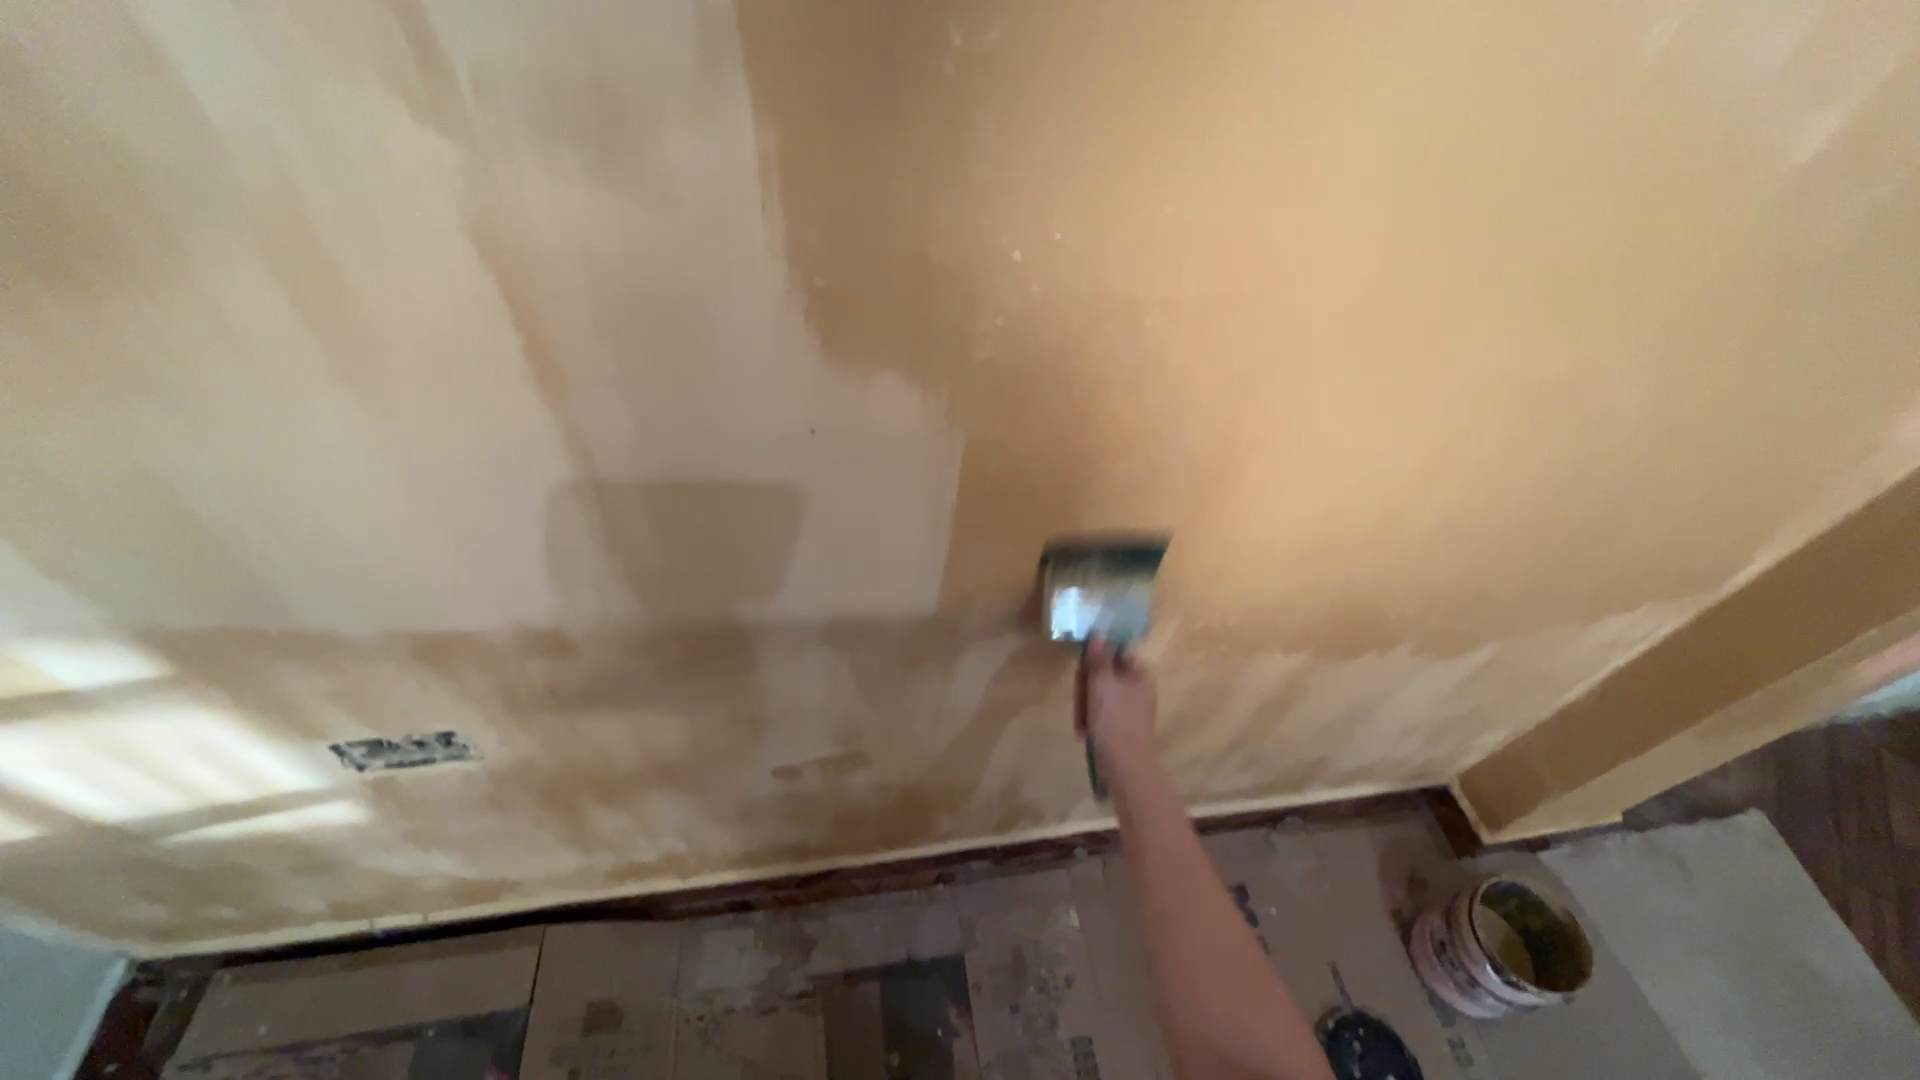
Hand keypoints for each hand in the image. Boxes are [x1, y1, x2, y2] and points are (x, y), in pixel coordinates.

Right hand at [1081, 637, 1156, 762]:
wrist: (1124, 766)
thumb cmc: (1114, 721)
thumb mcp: (1102, 684)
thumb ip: (1099, 658)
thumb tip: (1099, 633)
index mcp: (1139, 674)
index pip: (1115, 652)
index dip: (1096, 658)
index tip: (1082, 670)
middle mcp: (1137, 688)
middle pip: (1103, 673)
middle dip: (1086, 686)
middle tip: (1080, 700)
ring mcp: (1129, 708)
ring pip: (1098, 694)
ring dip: (1085, 705)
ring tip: (1082, 723)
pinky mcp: (1121, 726)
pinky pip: (1100, 713)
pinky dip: (1090, 720)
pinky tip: (1084, 732)